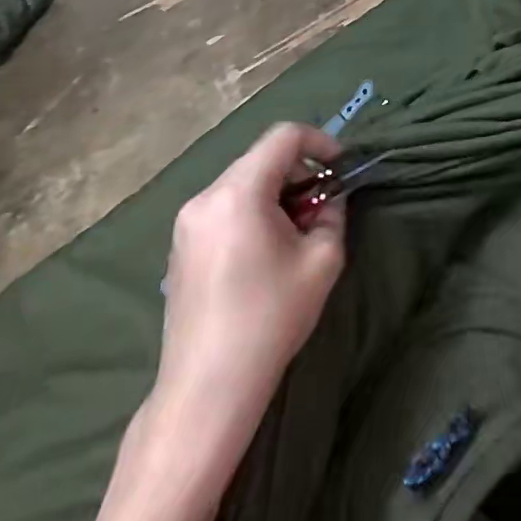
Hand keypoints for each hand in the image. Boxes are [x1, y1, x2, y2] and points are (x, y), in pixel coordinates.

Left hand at [98, 124, 346, 520]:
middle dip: (298, 174)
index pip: (283, 136)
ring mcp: (186, 220)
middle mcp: (206, 195)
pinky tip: (262, 255)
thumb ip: (332, 216)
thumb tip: (329, 200)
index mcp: (239, 191)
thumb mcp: (322, 262)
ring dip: (274, 195)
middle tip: (321, 211)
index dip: (320, 142)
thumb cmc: (271, 318)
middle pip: (260, 159)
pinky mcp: (179, 245)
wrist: (208, 384)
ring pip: (241, 184)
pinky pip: (222, 208)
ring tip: (294, 237)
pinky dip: (250, 212)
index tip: (340, 169)